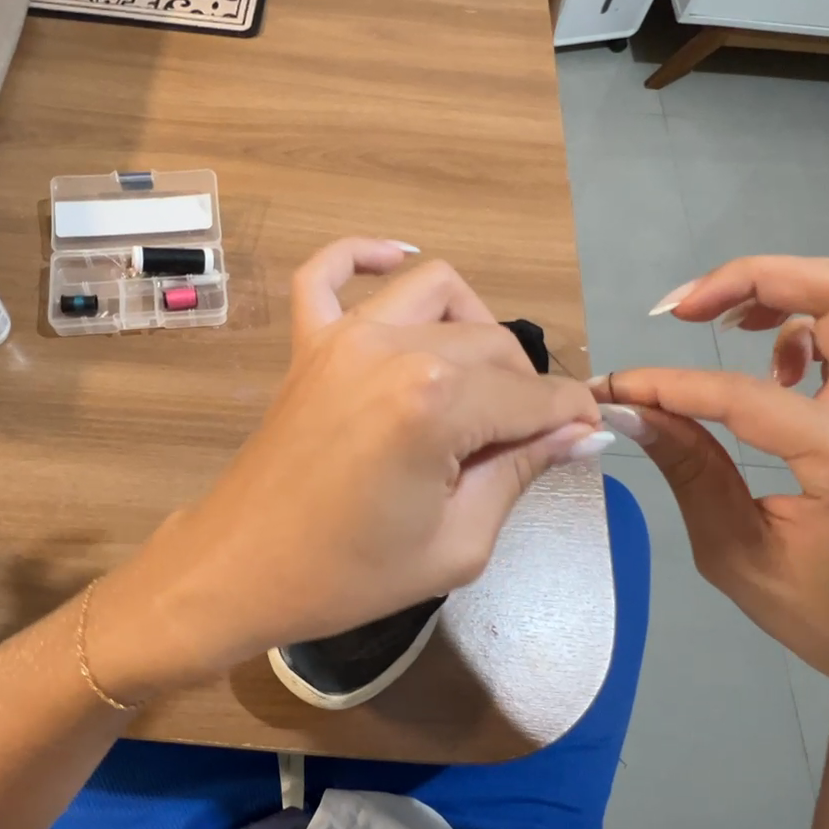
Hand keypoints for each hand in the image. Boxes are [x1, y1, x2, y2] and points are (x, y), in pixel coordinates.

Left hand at [92, 239, 606, 697]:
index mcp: (435, 402)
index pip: (533, 394)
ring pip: (436, 290)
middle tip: (521, 440)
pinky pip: (326, 271)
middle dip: (525, 388)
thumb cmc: (350, 574)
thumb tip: (580, 432)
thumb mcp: (457, 543)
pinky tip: (394, 262)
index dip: (571, 416)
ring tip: (477, 380)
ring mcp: (343, 335)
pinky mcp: (306, 341)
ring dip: (474, 325)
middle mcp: (393, 347)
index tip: (585, 435)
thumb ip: (521, 472)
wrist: (243, 569)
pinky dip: (363, 255)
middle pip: (493, 343)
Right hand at [595, 256, 828, 720]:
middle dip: (755, 278)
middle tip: (681, 307)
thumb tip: (629, 409)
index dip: (669, 384)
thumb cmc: (820, 616)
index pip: (748, 395)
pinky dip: (820, 317)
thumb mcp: (732, 551)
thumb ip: (687, 467)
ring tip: (729, 315)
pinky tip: (771, 357)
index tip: (613, 388)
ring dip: (798, 286)